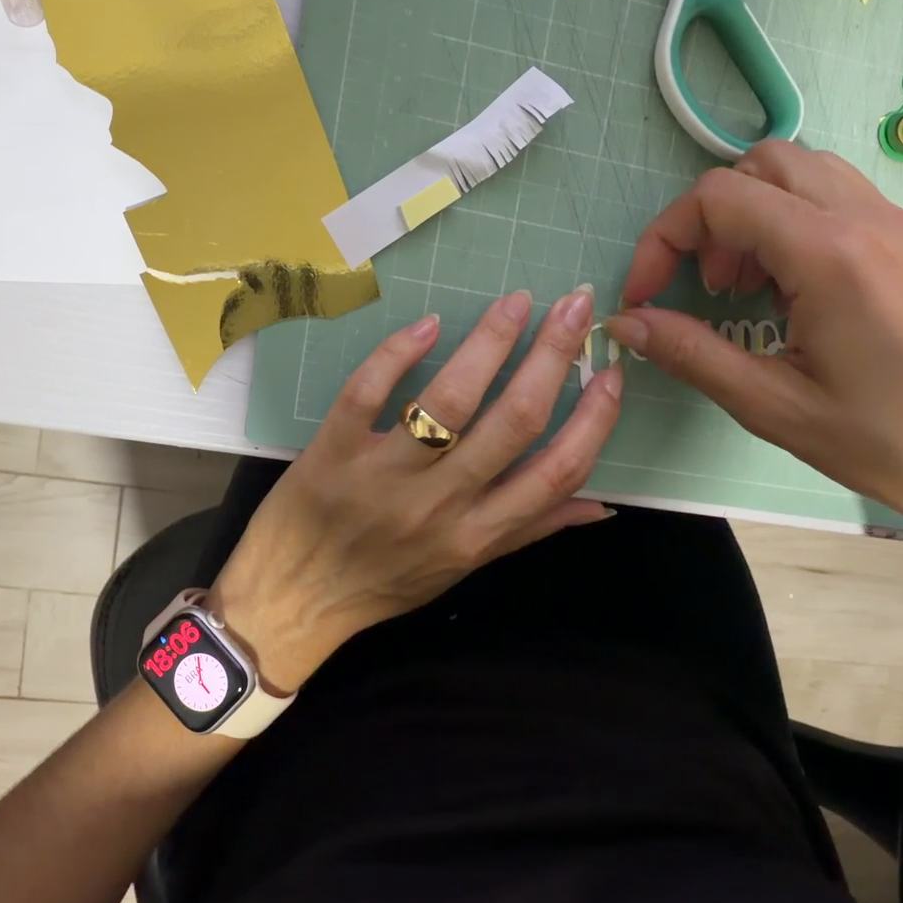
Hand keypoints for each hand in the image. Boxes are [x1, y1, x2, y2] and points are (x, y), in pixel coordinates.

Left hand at [210, 286, 622, 690]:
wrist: (293, 600)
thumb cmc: (382, 584)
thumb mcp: (462, 569)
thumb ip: (527, 531)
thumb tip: (599, 507)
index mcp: (478, 534)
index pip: (557, 471)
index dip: (594, 418)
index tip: (609, 372)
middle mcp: (441, 504)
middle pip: (514, 421)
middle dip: (553, 356)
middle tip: (574, 306)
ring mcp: (385, 476)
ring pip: (450, 401)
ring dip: (490, 342)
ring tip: (516, 303)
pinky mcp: (333, 452)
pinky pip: (368, 394)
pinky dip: (398, 353)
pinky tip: (428, 323)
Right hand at [605, 141, 902, 575]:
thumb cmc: (884, 439)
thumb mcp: (771, 405)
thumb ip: (691, 353)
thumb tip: (625, 324)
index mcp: (828, 253)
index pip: (718, 198)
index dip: (663, 240)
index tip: (645, 298)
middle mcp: (866, 218)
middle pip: (760, 164)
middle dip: (709, 218)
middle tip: (704, 288)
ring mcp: (899, 224)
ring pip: (804, 172)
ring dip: (753, 215)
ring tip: (745, 289)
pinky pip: (838, 198)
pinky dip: (793, 223)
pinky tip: (794, 294)